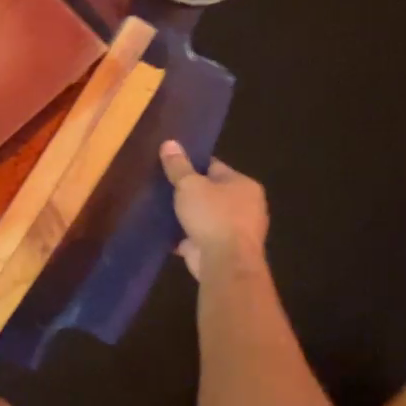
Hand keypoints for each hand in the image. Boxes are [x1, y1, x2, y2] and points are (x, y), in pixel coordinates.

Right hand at [161, 140, 268, 279]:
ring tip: (159, 206)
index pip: (214, 167)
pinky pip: (199, 236)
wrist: (224, 263)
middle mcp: (246, 207)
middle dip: (188, 192)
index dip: (191, 165)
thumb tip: (169, 142)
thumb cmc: (213, 215)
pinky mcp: (223, 251)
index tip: (170, 165)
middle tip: (162, 185)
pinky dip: (184, 234)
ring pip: (204, 215)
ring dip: (185, 214)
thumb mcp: (189, 184)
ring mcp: (236, 231)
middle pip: (210, 192)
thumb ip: (178, 165)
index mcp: (244, 185)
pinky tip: (163, 229)